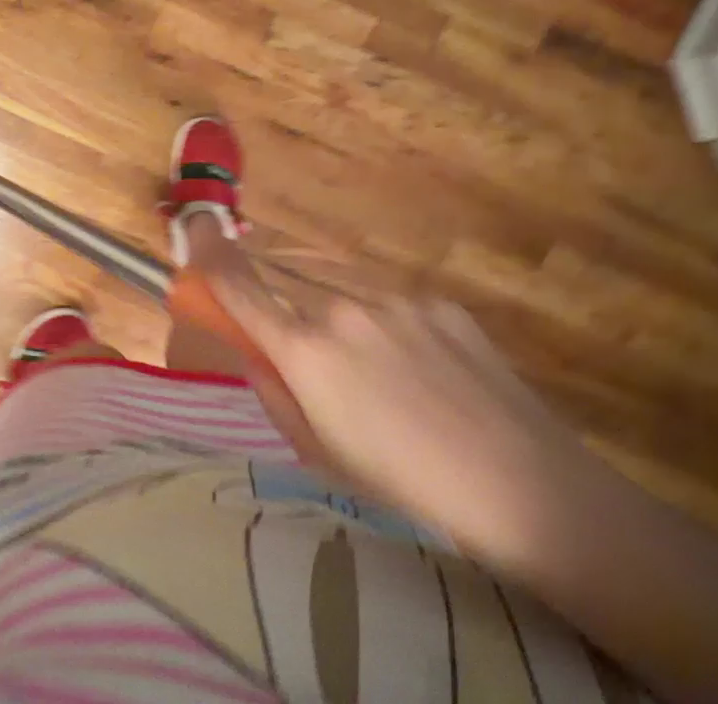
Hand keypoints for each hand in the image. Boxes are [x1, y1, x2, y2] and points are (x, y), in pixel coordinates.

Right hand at [212, 277, 606, 559]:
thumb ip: (275, 396)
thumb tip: (256, 358)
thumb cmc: (404, 485)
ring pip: (348, 299)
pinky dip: (392, 330)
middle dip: (298, 323)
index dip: (211, 258)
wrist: (519, 484)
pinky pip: (394, 306)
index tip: (198, 232)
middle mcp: (344, 310)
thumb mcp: (320, 455)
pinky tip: (426, 376)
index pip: (241, 289)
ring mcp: (398, 301)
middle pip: (298, 296)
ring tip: (389, 384)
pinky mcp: (442, 304)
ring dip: (347, 326)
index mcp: (306, 352)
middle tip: (326, 374)